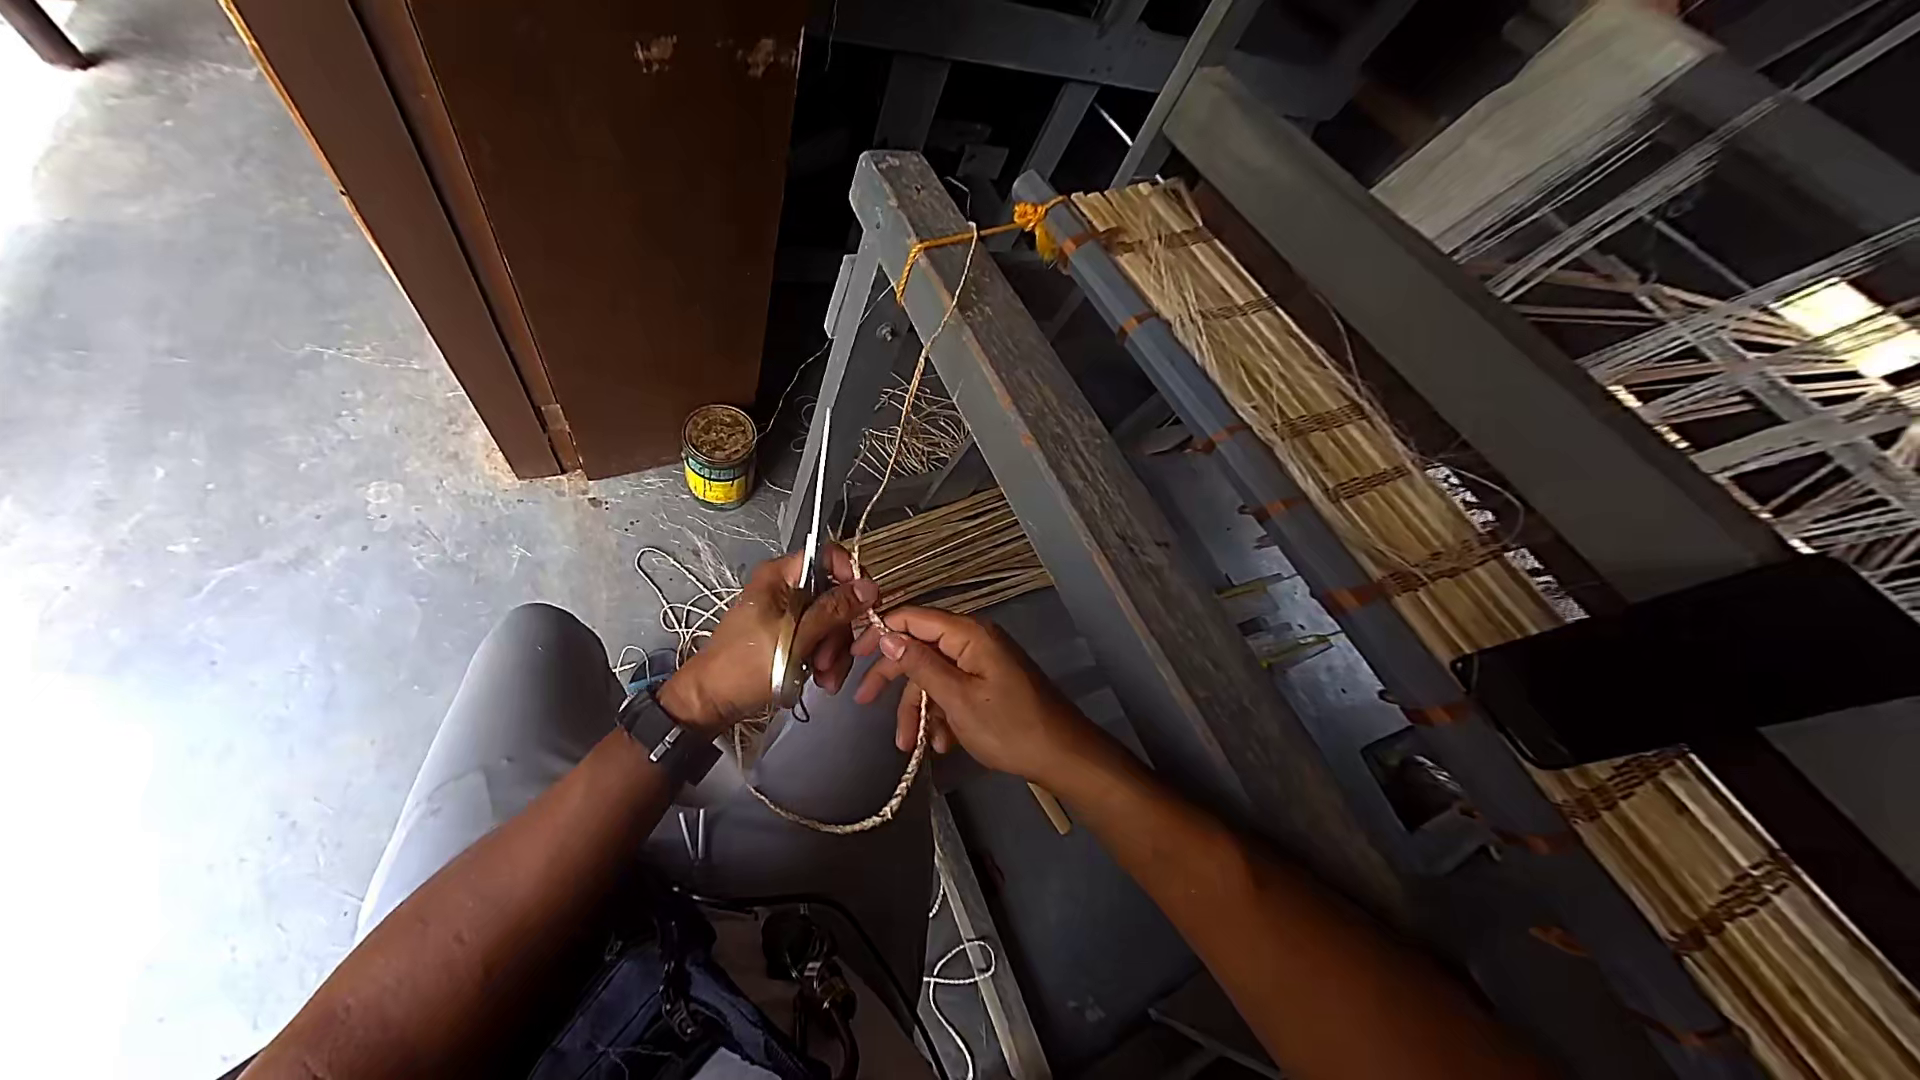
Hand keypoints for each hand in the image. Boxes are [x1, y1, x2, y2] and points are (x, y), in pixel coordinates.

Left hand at [658, 544, 876, 734]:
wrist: (713, 702)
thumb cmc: (744, 667)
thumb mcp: (796, 636)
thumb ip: (834, 610)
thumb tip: (867, 587)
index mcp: (780, 576)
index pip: (827, 557)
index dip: (850, 576)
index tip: (863, 602)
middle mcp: (785, 589)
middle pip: (834, 595)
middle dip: (839, 630)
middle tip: (830, 656)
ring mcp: (789, 613)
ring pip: (831, 622)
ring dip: (834, 651)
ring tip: (824, 675)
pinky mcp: (790, 635)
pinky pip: (821, 639)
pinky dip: (825, 659)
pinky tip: (822, 679)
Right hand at [850, 606, 1105, 784]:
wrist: (1062, 755)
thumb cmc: (1010, 727)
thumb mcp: (957, 698)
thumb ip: (920, 665)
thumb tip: (887, 636)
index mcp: (969, 634)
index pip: (914, 618)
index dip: (881, 632)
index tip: (854, 653)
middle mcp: (975, 641)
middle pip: (921, 648)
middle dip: (895, 679)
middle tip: (865, 701)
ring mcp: (982, 663)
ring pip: (935, 676)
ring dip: (919, 709)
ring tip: (909, 744)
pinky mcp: (988, 683)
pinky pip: (954, 690)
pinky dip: (942, 715)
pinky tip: (941, 744)